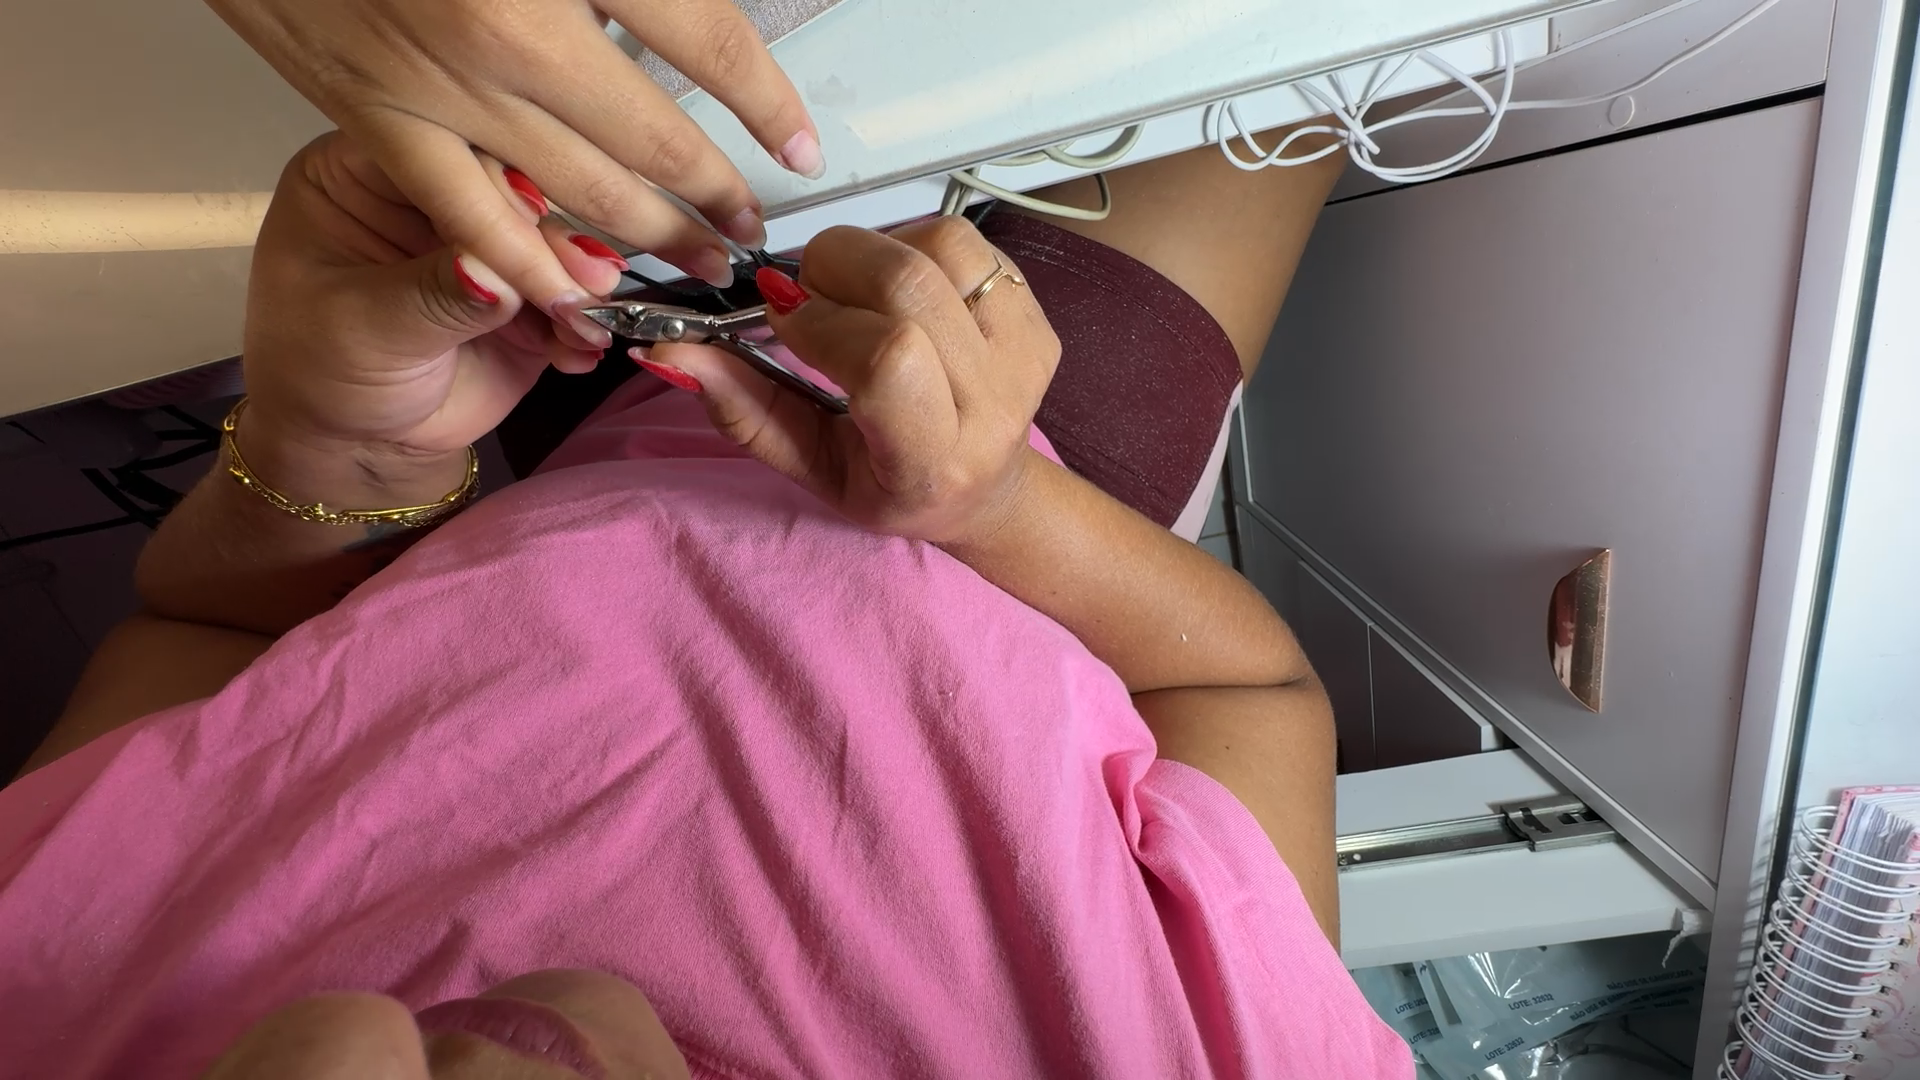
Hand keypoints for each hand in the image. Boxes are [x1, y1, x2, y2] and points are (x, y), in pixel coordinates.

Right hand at [205, 0, 819, 313]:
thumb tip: (683, 14)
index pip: (704, 38)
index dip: (765, 99)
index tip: (801, 144)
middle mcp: (502, 26)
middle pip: (655, 139)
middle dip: (716, 194)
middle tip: (750, 229)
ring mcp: (437, 81)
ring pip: (584, 192)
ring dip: (656, 239)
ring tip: (704, 265)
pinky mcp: (374, 119)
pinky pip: (475, 222)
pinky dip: (537, 269)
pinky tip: (587, 300)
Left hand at [239, 133, 623, 467]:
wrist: (368, 441)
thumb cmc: (326, 371)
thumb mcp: (364, 328)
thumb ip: (432, 297)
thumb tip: (496, 276)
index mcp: (369, 181)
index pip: (442, 161)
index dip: (493, 189)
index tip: (535, 223)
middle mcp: (437, 208)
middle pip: (512, 203)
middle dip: (555, 245)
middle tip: (593, 281)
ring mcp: (491, 258)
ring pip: (553, 255)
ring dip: (581, 291)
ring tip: (590, 328)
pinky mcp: (529, 307)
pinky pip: (569, 307)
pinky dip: (582, 331)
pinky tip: (580, 356)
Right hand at [649, 218, 1060, 546]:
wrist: (985, 488)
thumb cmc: (895, 489)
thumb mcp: (815, 471)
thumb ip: (748, 414)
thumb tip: (672, 351)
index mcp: (932, 460)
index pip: (889, 362)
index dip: (823, 322)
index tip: (787, 320)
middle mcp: (993, 405)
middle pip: (910, 287)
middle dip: (835, 267)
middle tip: (812, 296)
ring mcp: (1024, 355)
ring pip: (943, 246)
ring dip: (878, 251)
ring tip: (858, 295)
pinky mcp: (1038, 318)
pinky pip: (968, 241)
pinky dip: (916, 245)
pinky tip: (903, 293)